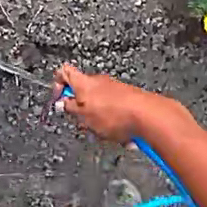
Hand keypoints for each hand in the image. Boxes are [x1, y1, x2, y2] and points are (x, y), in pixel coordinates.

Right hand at [52, 64, 184, 144]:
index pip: (64, 72)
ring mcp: (115, 89)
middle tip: (84, 123)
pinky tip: (120, 134)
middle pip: (83, 92)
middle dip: (82, 110)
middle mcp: (99, 82)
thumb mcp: (84, 116)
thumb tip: (63, 103)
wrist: (148, 116)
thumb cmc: (116, 114)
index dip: (58, 84)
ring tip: (106, 132)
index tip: (59, 100)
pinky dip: (115, 123)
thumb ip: (71, 108)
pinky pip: (115, 112)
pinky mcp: (128, 98)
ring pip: (99, 105)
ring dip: (99, 120)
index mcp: (85, 82)